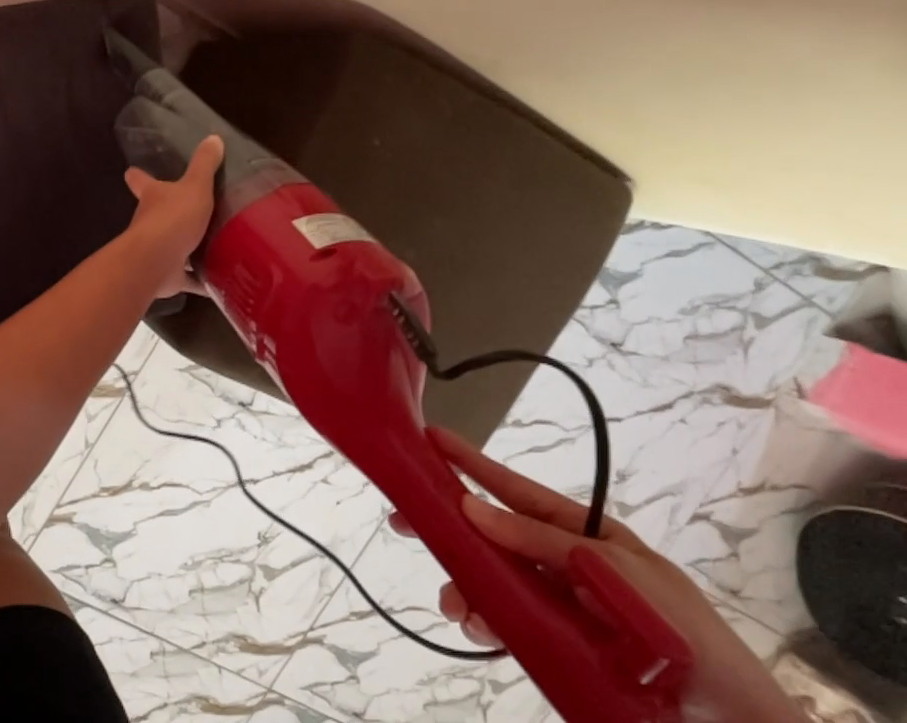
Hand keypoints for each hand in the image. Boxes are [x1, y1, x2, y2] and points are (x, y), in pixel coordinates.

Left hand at [122, 135, 222, 297]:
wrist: (157, 261)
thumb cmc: (173, 217)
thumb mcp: (194, 185)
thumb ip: (204, 164)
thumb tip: (213, 137)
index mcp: (153, 197)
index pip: (140, 181)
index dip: (137, 176)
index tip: (132, 172)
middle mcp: (149, 223)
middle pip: (157, 215)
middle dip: (171, 215)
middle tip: (195, 213)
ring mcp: (157, 251)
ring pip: (174, 248)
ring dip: (190, 249)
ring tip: (218, 247)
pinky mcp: (169, 276)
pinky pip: (189, 278)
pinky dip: (202, 281)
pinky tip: (221, 284)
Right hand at [394, 427, 801, 722]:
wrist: (729, 717)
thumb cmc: (683, 631)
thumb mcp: (615, 572)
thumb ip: (542, 539)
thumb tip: (471, 506)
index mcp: (583, 535)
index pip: (516, 490)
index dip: (472, 464)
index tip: (430, 440)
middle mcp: (562, 563)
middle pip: (491, 537)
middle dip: (450, 533)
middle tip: (406, 526)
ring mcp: (556, 603)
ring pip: (491, 581)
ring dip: (465, 588)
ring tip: (457, 609)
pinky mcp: (553, 642)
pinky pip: (505, 621)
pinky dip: (484, 623)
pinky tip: (480, 631)